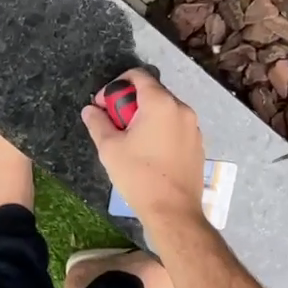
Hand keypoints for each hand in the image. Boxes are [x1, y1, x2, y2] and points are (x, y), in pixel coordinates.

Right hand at [81, 68, 207, 228]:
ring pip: (164, 110)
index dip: (115, 85)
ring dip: (145, 116)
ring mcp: (193, 127)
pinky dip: (160, 129)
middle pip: (151, 92)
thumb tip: (90, 109)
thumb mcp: (109, 148)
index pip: (137, 76)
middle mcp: (181, 109)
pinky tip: (149, 152)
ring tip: (130, 140)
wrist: (173, 212)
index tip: (104, 107)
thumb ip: (98, 122)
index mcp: (161, 103)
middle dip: (129, 103)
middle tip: (114, 124)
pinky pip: (175, 126)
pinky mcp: (198, 145)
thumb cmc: (139, 175)